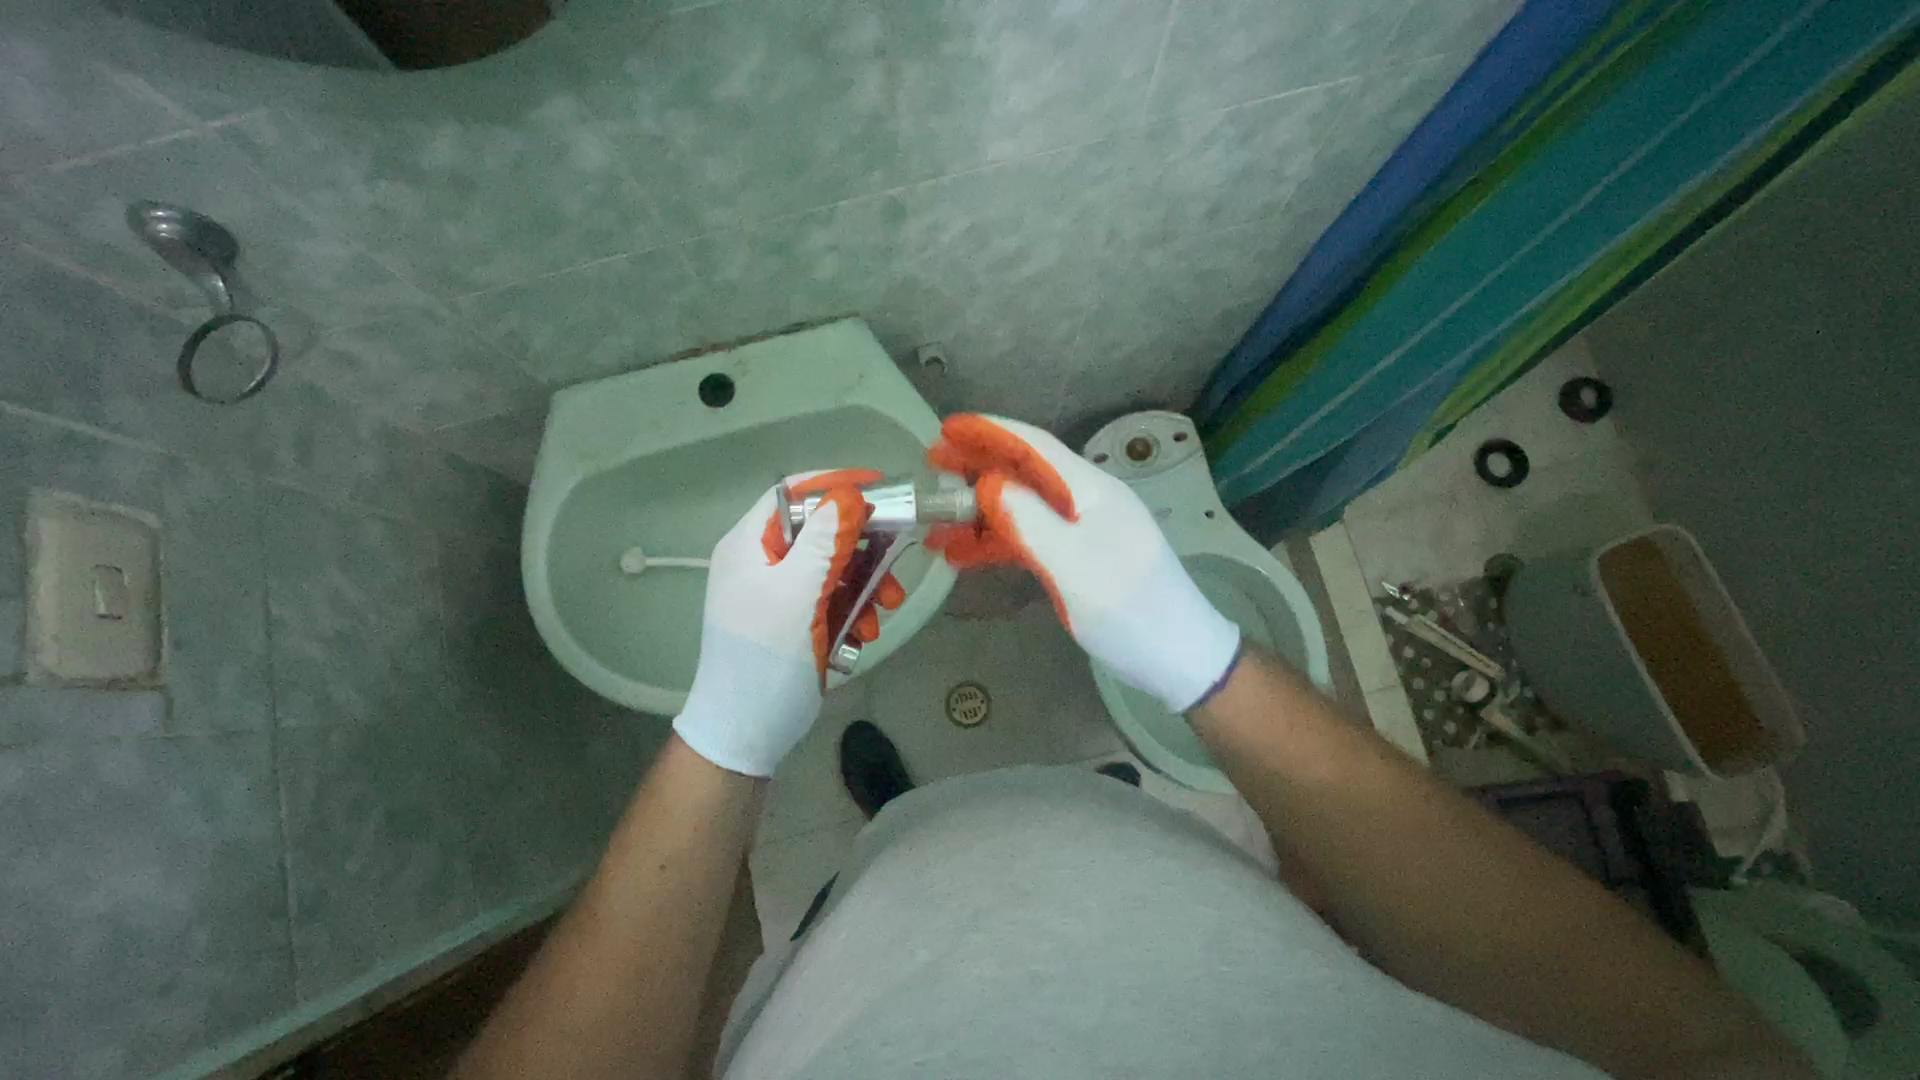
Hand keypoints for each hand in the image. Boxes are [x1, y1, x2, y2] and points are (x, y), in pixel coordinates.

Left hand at [674, 474, 885, 776]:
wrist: (746, 731)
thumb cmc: (766, 658)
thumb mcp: (799, 594)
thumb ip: (825, 542)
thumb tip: (847, 495)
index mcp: (749, 546)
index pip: (791, 494)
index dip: (834, 486)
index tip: (879, 491)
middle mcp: (761, 563)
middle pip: (820, 533)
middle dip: (862, 550)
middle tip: (895, 562)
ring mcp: (777, 594)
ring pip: (832, 569)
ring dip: (864, 586)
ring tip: (883, 611)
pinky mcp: (793, 621)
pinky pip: (830, 600)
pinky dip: (852, 612)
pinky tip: (862, 635)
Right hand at [926, 414, 1240, 712]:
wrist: (1178, 657)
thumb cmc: (1130, 611)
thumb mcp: (1073, 566)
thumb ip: (1028, 522)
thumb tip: (988, 484)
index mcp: (1092, 491)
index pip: (1035, 446)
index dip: (990, 433)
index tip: (946, 429)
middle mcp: (1087, 501)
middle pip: (1026, 472)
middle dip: (978, 466)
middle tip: (931, 465)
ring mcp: (1084, 531)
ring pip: (1023, 508)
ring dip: (981, 512)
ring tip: (935, 522)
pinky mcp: (1080, 559)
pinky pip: (1031, 539)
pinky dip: (998, 543)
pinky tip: (963, 555)